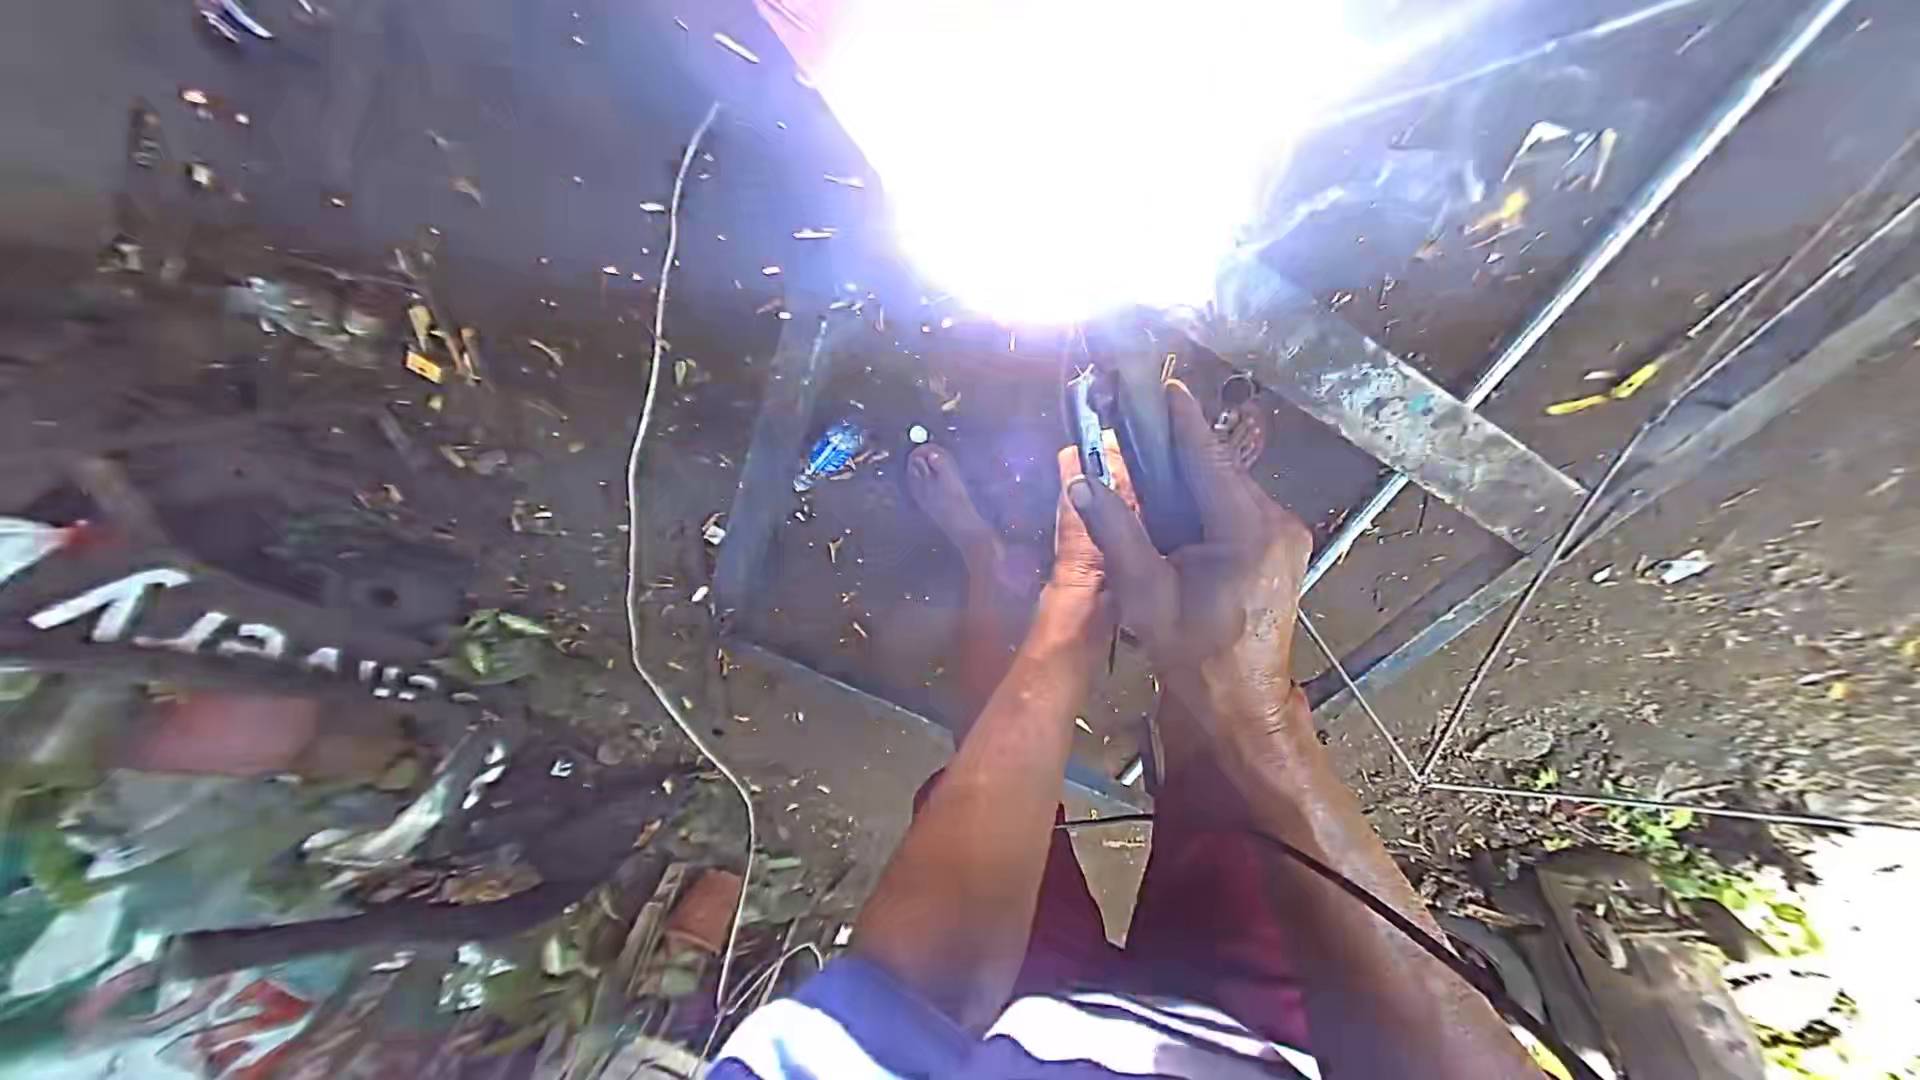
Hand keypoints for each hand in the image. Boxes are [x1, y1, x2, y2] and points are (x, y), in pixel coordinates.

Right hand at [1065, 380, 1311, 728]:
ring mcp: (1284, 535)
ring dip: (1187, 478)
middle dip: (1177, 451)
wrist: (1242, 701)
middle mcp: (1276, 523)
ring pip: (1227, 488)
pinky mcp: (1279, 547)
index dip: (1182, 420)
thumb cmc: (1194, 653)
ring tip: (1147, 468)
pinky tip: (1174, 508)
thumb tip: (1082, 483)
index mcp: (1247, 531)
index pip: (1208, 458)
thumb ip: (1116, 533)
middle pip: (1218, 470)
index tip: (1163, 386)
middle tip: (1135, 433)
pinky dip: (1202, 500)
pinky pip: (1235, 508)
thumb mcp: (1145, 594)